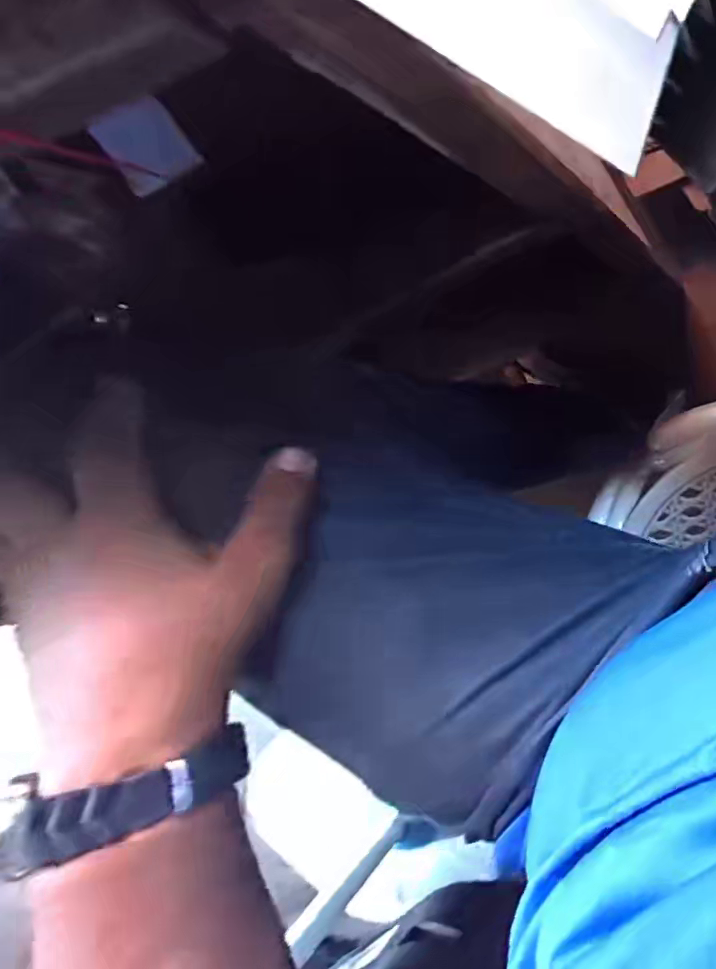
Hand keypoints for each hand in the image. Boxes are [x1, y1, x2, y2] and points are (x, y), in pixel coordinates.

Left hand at [0, 381, 316, 790]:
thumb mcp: (256, 571)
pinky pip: (2, 568)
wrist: (129, 720)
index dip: (111, 415)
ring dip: (12, 500)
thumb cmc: (198, 635)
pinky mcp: (19, 618)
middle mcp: (52, 546)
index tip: (116, 384)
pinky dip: (10, 548)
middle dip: (21, 454)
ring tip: (31, 489)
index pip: (105, 455)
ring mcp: (24, 586)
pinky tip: (30, 556)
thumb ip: (276, 510)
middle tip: (35, 428)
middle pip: (14, 487)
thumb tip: (296, 453)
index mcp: (113, 528)